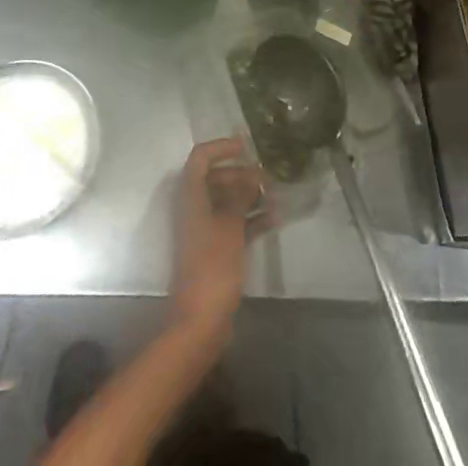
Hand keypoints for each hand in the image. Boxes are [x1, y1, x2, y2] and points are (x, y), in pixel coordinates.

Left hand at [172, 138, 273, 331]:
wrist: (200, 319)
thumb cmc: (212, 266)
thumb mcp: (230, 226)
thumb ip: (239, 195)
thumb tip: (250, 173)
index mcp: (190, 198)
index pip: (200, 158)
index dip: (221, 148)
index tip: (247, 147)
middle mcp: (194, 209)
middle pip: (215, 178)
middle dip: (241, 173)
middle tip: (269, 176)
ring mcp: (204, 230)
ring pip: (226, 201)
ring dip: (249, 196)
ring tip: (277, 194)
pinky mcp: (215, 249)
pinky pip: (234, 224)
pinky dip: (251, 219)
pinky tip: (275, 219)